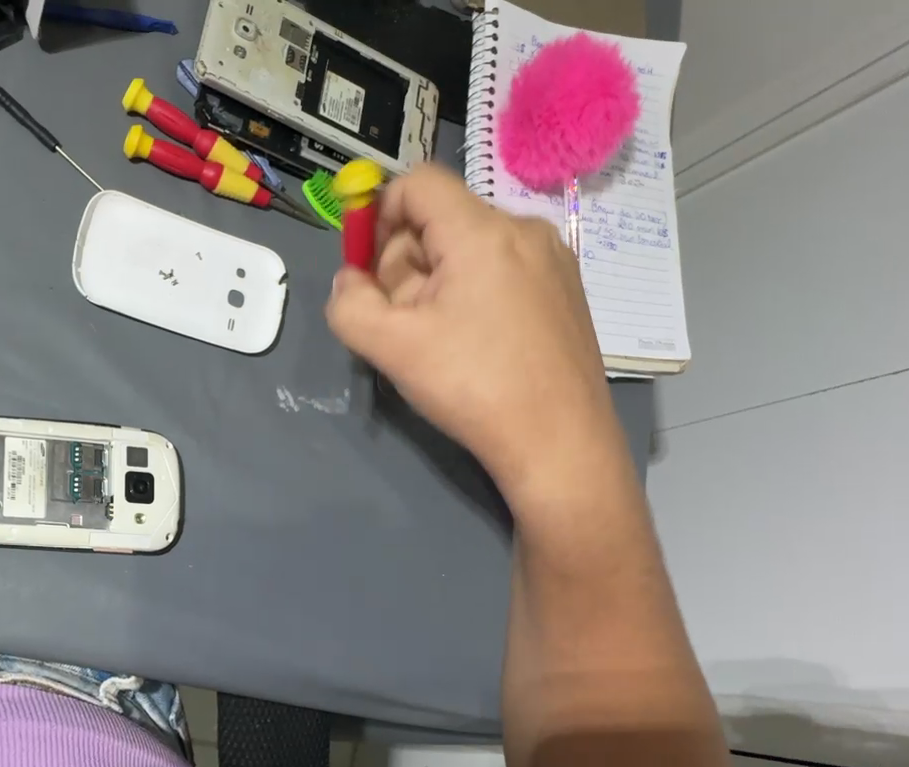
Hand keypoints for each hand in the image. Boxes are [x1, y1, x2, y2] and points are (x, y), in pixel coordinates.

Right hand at [325, 165, 631, 517]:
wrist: (558, 441)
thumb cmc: (472, 386)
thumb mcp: (391, 347)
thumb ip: (349, 305)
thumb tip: (347, 282)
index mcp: (482, 231)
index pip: (417, 183)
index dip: (378, 215)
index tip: (364, 269)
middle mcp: (523, 230)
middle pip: (440, 220)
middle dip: (402, 262)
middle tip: (396, 320)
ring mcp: (550, 260)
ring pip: (467, 250)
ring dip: (432, 284)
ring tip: (431, 341)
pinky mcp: (561, 291)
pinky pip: (497, 273)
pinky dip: (467, 296)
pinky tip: (467, 345)